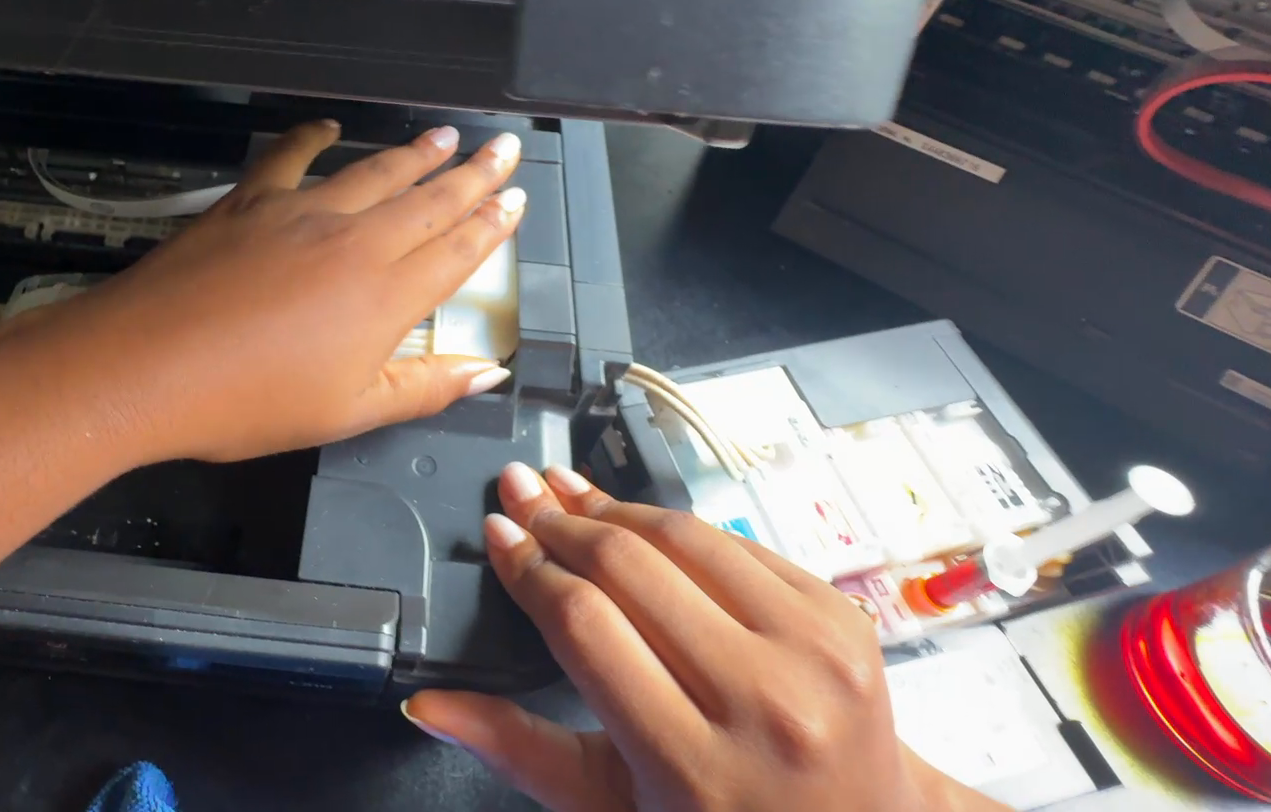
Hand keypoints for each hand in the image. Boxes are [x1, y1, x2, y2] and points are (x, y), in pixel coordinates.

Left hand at [0, 120, 523, 464]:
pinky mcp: (250, 201)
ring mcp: (301, 213)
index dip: (491, 224)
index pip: (456, 251)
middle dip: (472, 174)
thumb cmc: (250, 403)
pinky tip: (326, 126)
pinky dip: (310, 138)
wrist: (148, 365)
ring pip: (374, 173)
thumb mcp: (348, 413)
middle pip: (428, 200)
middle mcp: (355, 241)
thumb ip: (425, 388)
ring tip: (446, 136)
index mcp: (385, 296)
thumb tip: (490, 373)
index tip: (514, 198)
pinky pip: (288, 157)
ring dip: (414, 154)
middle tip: (503, 147)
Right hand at [401, 464, 1008, 811]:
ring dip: (614, 508)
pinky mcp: (842, 615)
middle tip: (521, 490)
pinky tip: (638, 522)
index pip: (584, 625)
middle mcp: (765, 703)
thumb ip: (513, 748)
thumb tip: (428, 703)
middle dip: (561, 519)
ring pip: (681, 535)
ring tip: (570, 494)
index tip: (499, 531)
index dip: (528, 565)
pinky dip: (674, 526)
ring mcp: (815, 652)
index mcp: (695, 768)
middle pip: (629, 566)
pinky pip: (733, 540)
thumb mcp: (605, 807)